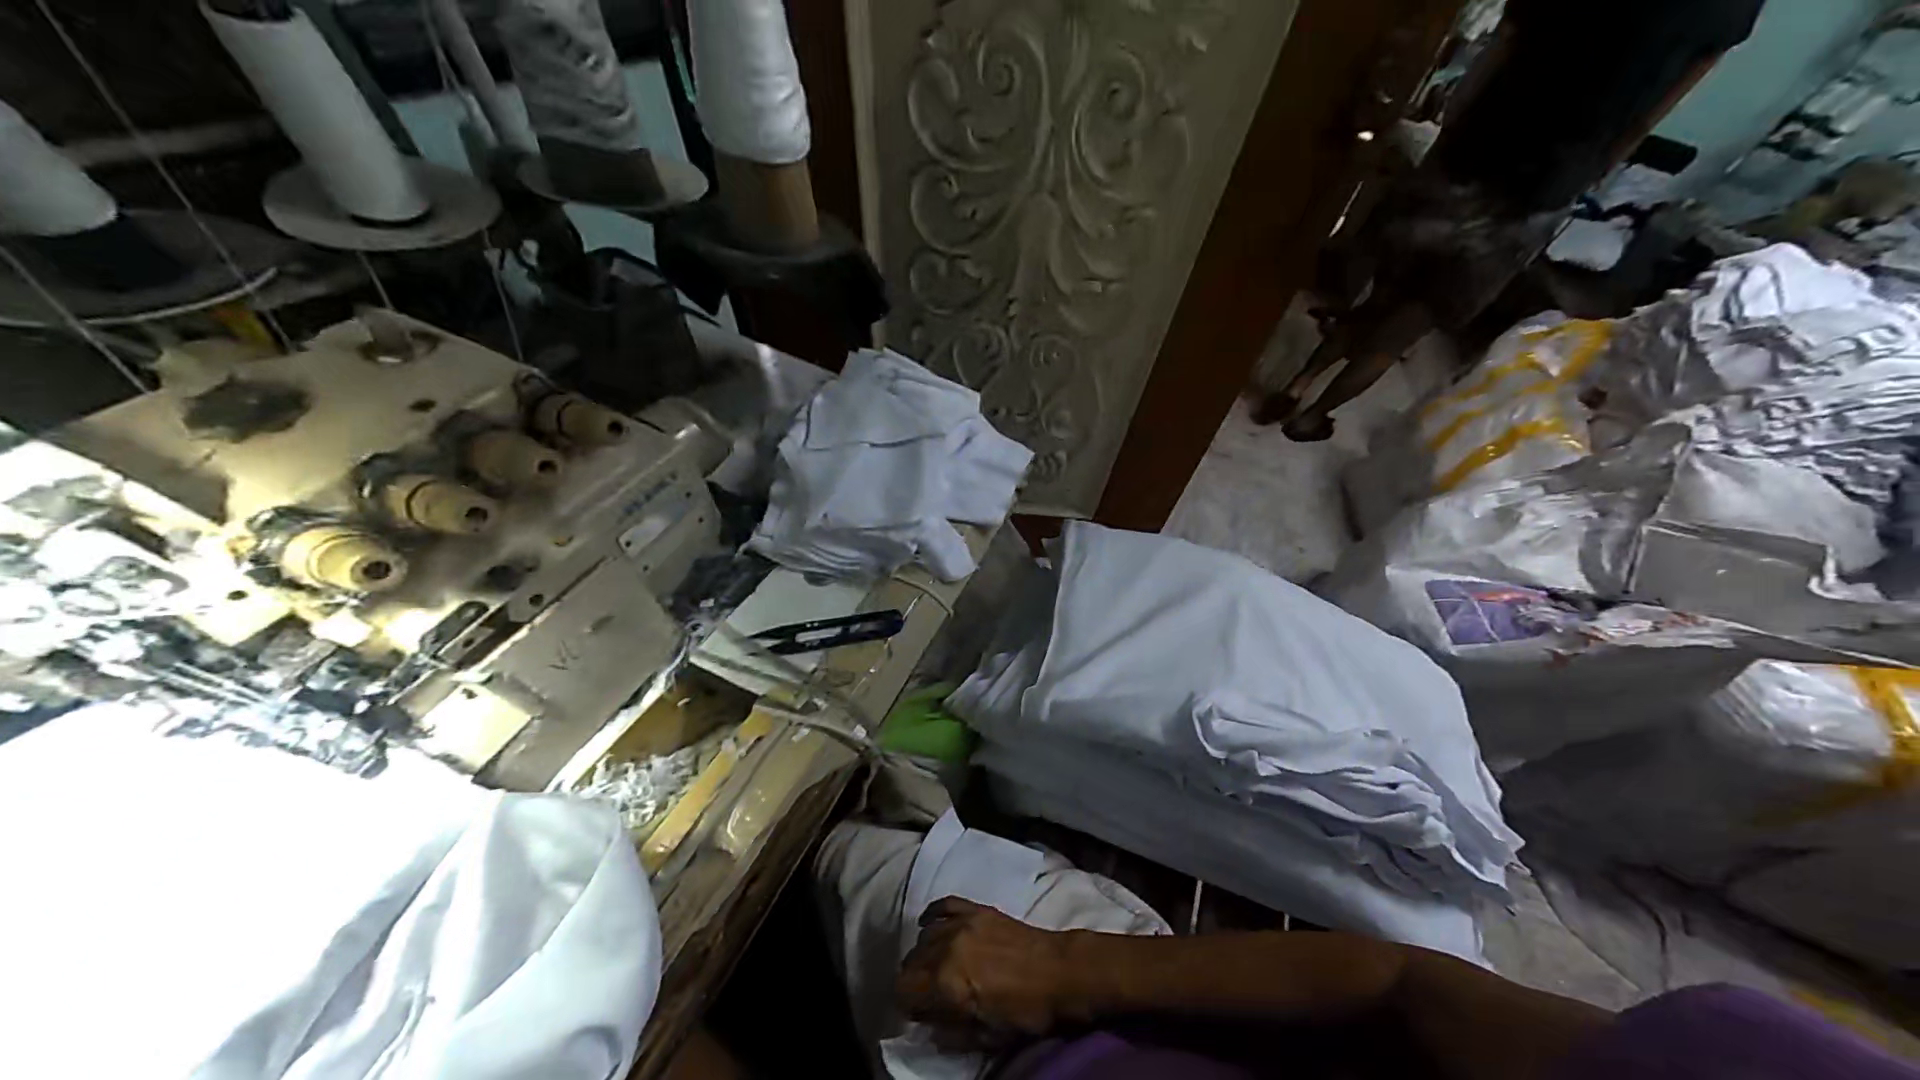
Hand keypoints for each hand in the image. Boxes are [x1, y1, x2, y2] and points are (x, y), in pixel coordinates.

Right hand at [896, 897, 1077, 1042]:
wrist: (1060, 972)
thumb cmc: (1027, 1012)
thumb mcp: (988, 1036)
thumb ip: (952, 1033)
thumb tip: (929, 1029)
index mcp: (948, 981)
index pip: (903, 989)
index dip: (906, 1005)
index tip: (917, 1014)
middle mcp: (947, 946)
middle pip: (911, 961)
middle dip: (913, 981)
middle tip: (927, 996)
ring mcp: (962, 922)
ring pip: (924, 936)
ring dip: (923, 954)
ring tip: (935, 968)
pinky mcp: (976, 908)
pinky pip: (944, 904)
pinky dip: (933, 915)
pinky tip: (930, 926)